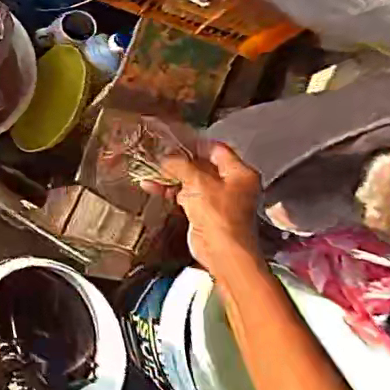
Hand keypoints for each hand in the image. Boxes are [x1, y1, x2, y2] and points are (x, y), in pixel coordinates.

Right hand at [146, 141, 264, 273]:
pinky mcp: (204, 210)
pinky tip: (150, 186)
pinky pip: (184, 193)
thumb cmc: (219, 215)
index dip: (194, 143)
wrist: (222, 250)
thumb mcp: (197, 182)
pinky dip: (168, 189)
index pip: (217, 149)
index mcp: (240, 173)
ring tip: (149, 169)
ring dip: (170, 175)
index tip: (173, 138)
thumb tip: (166, 159)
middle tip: (157, 153)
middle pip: (202, 164)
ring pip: (190, 179)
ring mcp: (218, 198)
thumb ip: (180, 165)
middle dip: (178, 160)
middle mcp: (232, 184)